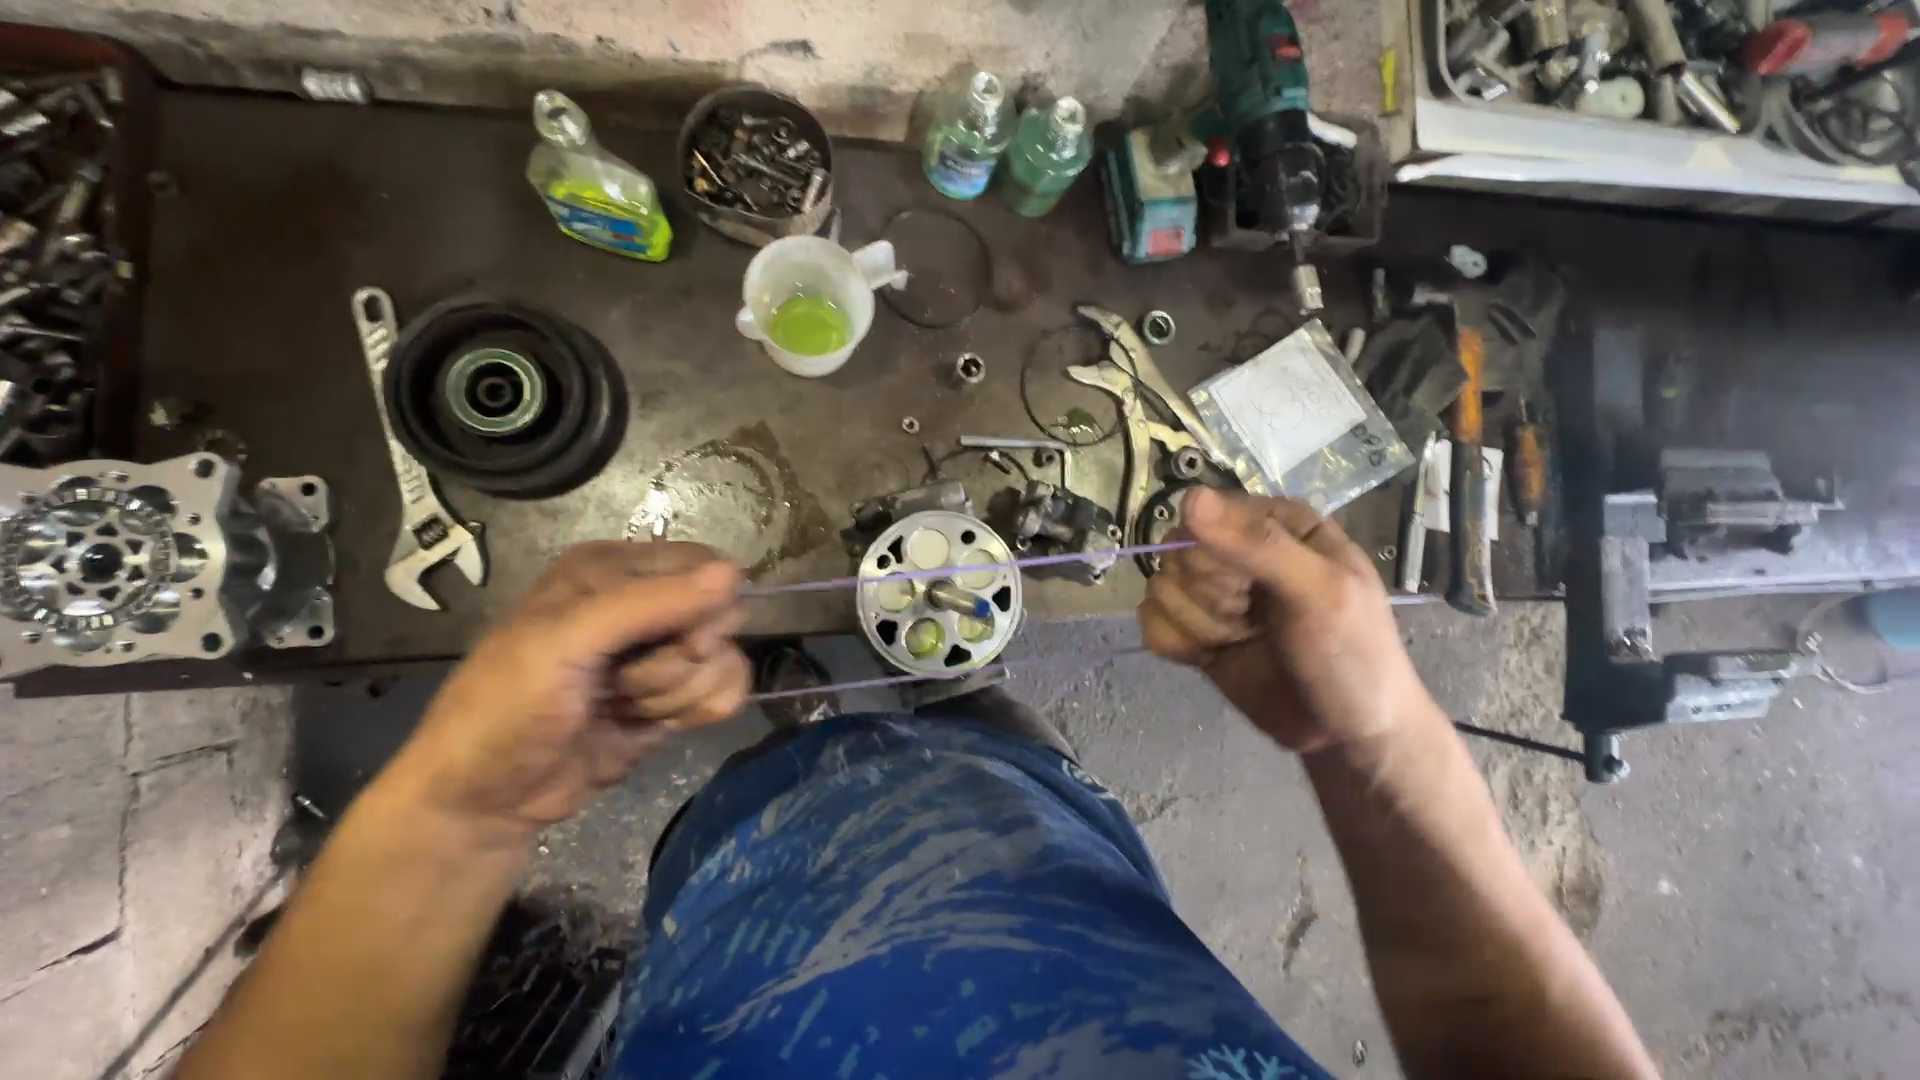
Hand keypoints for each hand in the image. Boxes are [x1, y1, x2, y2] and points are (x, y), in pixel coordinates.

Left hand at [383, 542, 749, 844]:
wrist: (485, 801)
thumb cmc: (508, 709)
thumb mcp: (566, 643)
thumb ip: (650, 603)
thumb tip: (735, 573)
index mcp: (610, 570)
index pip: (703, 566)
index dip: (705, 608)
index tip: (684, 645)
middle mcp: (641, 603)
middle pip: (721, 614)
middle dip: (686, 658)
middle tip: (631, 681)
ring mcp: (658, 654)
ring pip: (723, 658)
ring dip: (678, 693)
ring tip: (620, 707)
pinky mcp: (672, 697)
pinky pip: (724, 689)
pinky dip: (699, 711)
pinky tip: (654, 724)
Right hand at [1139, 489, 1431, 754]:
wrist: (1347, 737)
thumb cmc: (1352, 656)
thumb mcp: (1319, 593)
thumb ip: (1257, 546)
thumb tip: (1189, 498)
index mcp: (1277, 524)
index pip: (1206, 514)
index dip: (1214, 555)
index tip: (1246, 590)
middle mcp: (1240, 550)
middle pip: (1177, 551)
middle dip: (1208, 596)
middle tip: (1250, 621)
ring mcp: (1213, 593)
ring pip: (1160, 586)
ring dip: (1196, 624)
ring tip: (1239, 641)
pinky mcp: (1195, 630)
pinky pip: (1150, 620)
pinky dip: (1175, 642)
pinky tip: (1208, 656)